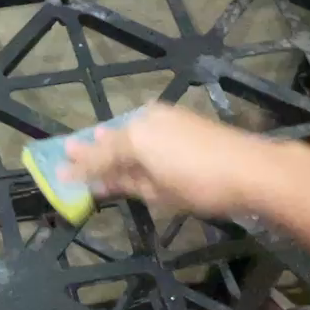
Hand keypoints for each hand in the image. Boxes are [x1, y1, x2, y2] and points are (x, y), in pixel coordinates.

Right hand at [60, 103, 281, 217]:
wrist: (251, 169)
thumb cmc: (200, 186)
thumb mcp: (157, 192)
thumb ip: (124, 183)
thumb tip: (101, 183)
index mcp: (133, 138)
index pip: (97, 156)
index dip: (78, 168)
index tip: (58, 174)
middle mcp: (144, 120)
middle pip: (110, 139)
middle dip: (90, 149)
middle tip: (67, 152)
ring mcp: (164, 117)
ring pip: (128, 131)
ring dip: (110, 142)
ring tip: (90, 144)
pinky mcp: (181, 119)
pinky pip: (145, 128)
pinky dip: (132, 138)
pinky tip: (127, 144)